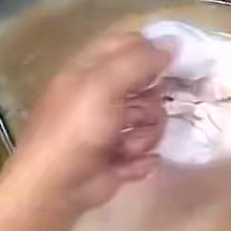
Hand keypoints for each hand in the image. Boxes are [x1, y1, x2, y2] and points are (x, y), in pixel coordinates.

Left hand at [3, 33, 170, 213]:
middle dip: (150, 104)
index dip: (152, 52)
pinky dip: (140, 159)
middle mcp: (102, 96)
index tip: (175, 63)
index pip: (127, 46)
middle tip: (139, 114)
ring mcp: (112, 128)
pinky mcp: (121, 156)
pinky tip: (124, 163)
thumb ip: (139, 62)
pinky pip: (149, 151)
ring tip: (127, 147)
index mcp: (90, 71)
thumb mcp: (104, 86)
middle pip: (147, 87)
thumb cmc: (75, 129)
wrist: (56, 187)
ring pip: (153, 121)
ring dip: (145, 136)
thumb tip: (174, 43)